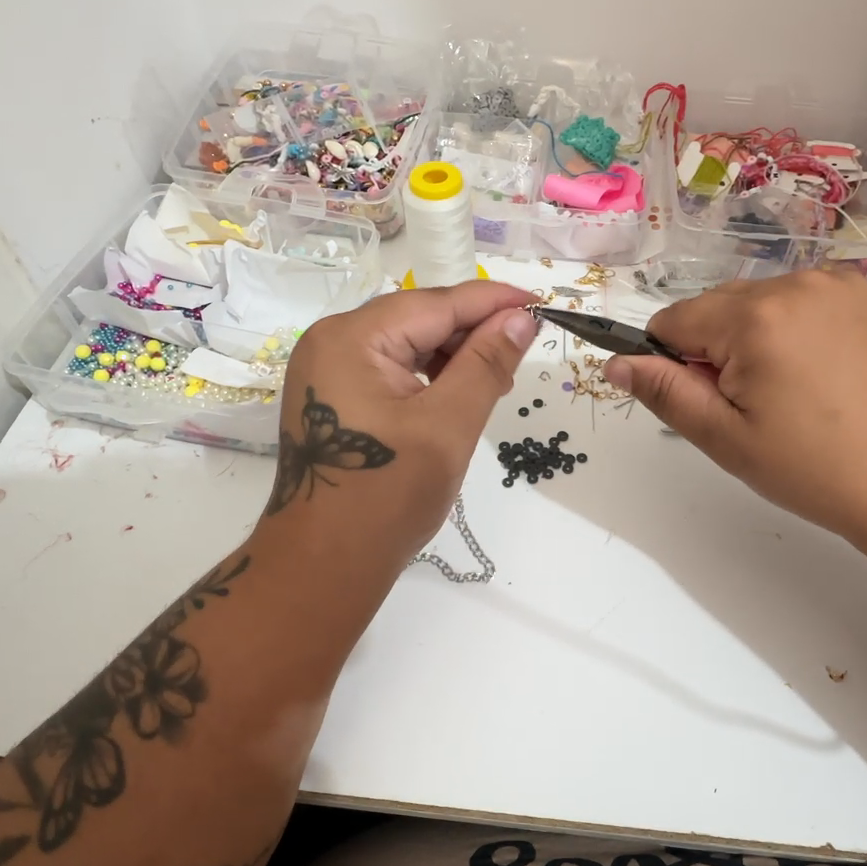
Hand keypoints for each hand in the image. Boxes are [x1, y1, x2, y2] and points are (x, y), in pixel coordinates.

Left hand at [263, 281, 536, 553]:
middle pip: (417, 318)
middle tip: (523, 351)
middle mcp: (331, 342)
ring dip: (453, 354)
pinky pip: (390, 368)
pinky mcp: (333, 396)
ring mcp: (327, 370)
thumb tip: (520, 319)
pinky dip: (428, 375)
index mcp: (351, 339)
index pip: (435, 303)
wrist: (326, 563)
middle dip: (473, 330)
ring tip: (496, 379)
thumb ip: (485, 365)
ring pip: (405, 343)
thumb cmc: (387, 496)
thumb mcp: (447, 425)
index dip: (492, 301)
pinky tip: (457, 393)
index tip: (540, 305)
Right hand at [604, 269, 866, 537]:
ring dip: (757, 342)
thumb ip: (665, 393)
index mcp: (753, 316)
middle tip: (757, 412)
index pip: (673, 320)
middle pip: (718, 308)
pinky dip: (798, 334)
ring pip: (762, 305)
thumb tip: (615, 362)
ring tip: (796, 400)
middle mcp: (796, 283)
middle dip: (717, 352)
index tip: (709, 406)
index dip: (674, 364)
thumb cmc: (819, 471)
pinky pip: (806, 305)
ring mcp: (840, 285)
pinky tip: (827, 381)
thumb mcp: (728, 441)